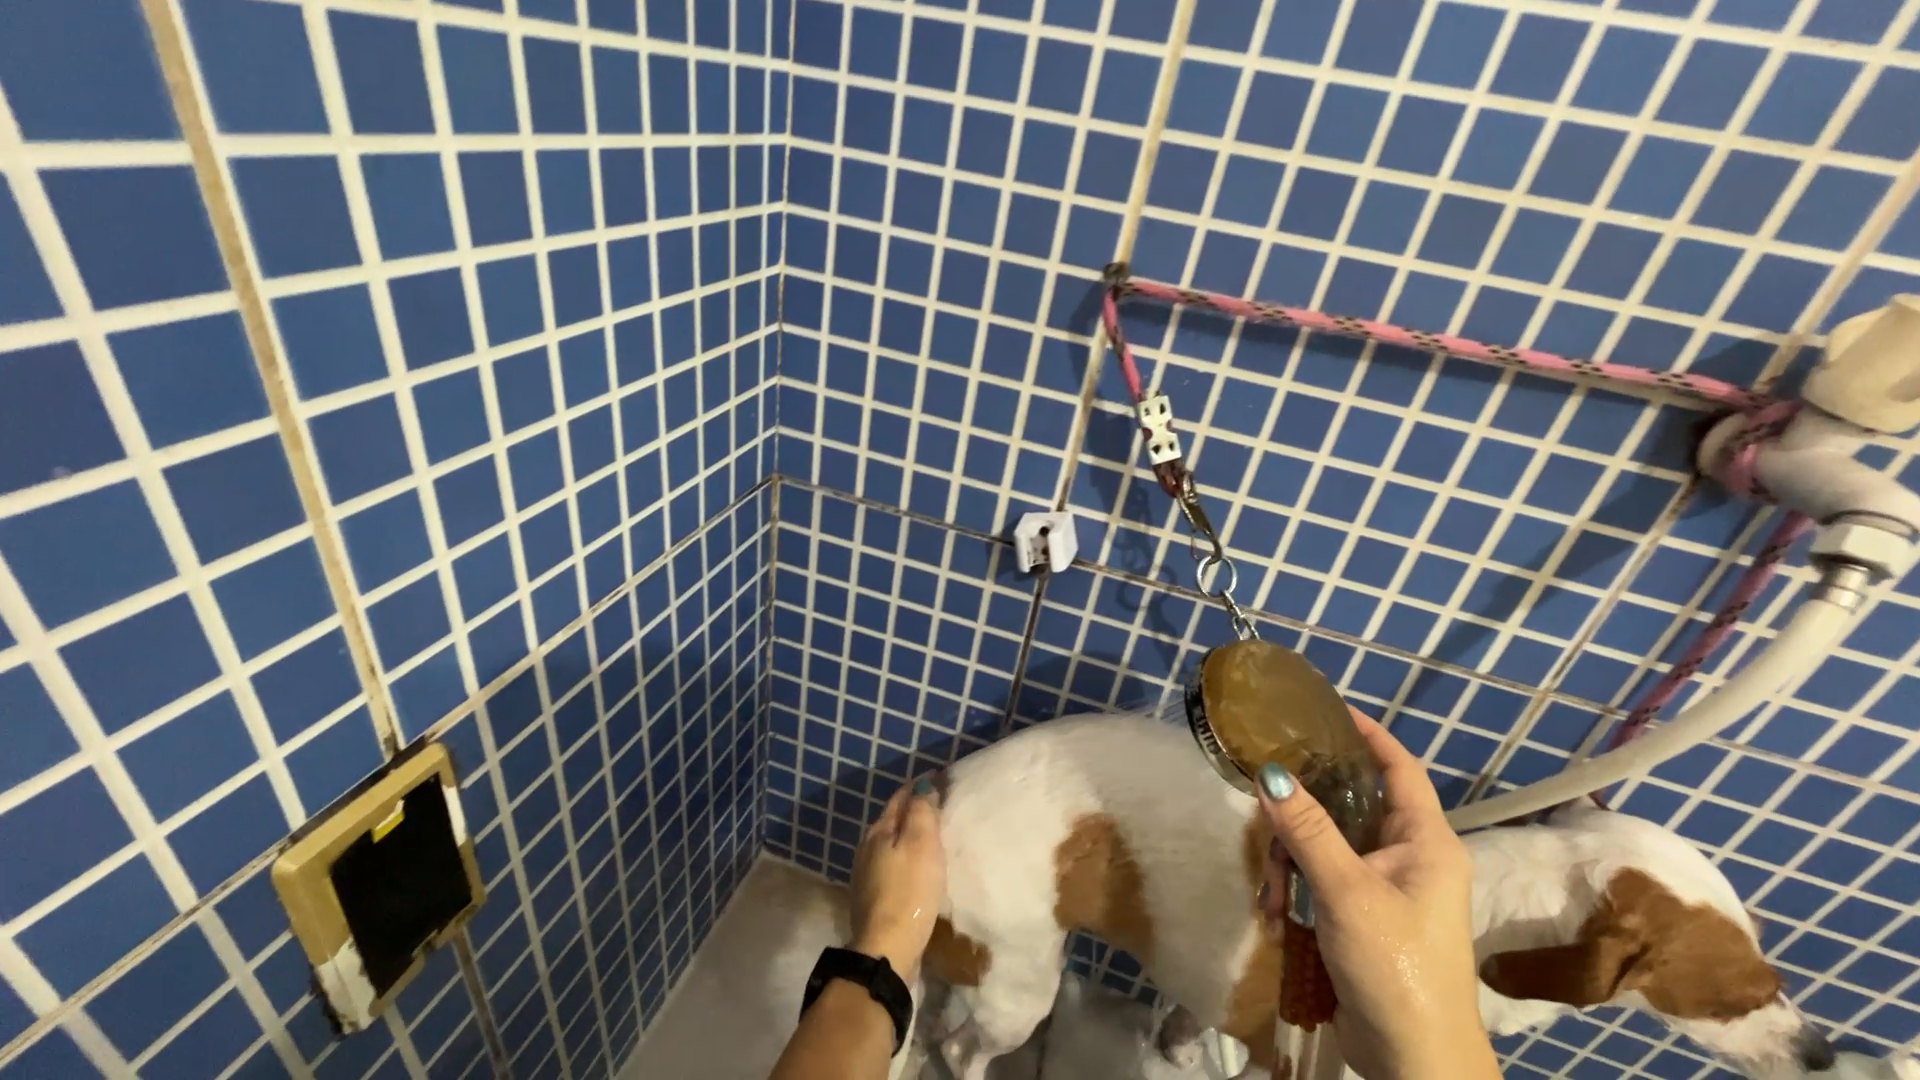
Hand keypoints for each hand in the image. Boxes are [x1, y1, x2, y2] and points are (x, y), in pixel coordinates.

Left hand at [849, 776, 945, 980]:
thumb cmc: (909, 891)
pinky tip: (919, 868)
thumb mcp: (921, 844)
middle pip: (892, 819)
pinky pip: (893, 866)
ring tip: (933, 834)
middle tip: (940, 803)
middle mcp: (867, 849)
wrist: (887, 949)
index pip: (899, 797)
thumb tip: (923, 786)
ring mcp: (867, 875)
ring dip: (909, 835)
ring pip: (891, 844)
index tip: (940, 778)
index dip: (919, 785)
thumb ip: (921, 812)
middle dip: (913, 808)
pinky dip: (907, 859)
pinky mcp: (874, 899)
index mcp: (878, 832)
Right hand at [1254, 707, 1498, 1079]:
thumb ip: (1307, 829)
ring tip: (1271, 898)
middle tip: (1265, 816)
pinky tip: (1277, 916)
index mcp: (1425, 840)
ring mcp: (1385, 886)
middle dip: (1301, 814)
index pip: (1399, 766)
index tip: (1325, 707)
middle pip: (1348, 804)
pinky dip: (1295, 888)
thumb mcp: (1345, 891)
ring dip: (1290, 862)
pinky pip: (1321, 877)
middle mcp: (1409, 855)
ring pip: (1326, 843)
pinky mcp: (1363, 914)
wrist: (1414, 1063)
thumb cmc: (1394, 965)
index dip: (1367, 733)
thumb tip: (1270, 772)